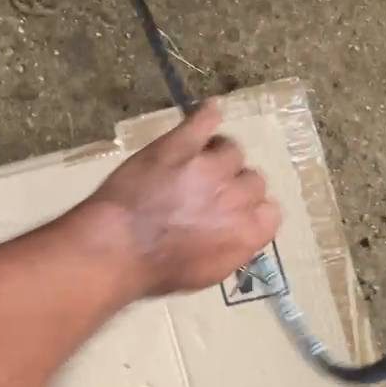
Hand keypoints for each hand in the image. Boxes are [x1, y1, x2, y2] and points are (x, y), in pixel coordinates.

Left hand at [71, 104, 280, 298]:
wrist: (116, 247)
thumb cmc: (155, 271)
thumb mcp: (206, 275)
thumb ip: (231, 247)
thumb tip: (238, 233)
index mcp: (248, 232)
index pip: (269, 211)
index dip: (249, 209)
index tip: (231, 212)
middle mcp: (236, 197)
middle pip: (252, 179)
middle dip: (234, 185)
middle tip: (208, 191)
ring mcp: (208, 166)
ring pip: (231, 150)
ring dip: (219, 155)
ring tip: (199, 161)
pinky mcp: (179, 146)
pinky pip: (202, 122)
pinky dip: (206, 116)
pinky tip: (209, 111)